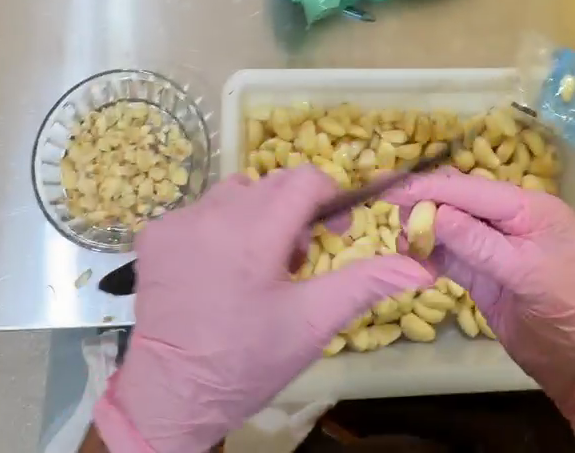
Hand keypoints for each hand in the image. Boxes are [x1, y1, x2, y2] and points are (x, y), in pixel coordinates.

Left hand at [94, 167, 435, 452]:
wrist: (172, 396)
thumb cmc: (248, 361)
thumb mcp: (311, 325)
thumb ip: (364, 284)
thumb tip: (420, 267)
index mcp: (255, 234)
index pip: (305, 179)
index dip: (329, 197)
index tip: (335, 230)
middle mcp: (213, 215)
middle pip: (272, 184)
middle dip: (293, 212)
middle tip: (293, 261)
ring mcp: (178, 220)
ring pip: (236, 191)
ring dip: (254, 215)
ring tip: (254, 265)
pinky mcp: (155, 231)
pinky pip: (199, 209)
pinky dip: (216, 227)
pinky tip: (215, 268)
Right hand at [388, 170, 574, 437]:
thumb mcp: (529, 276)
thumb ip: (479, 243)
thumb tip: (432, 212)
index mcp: (530, 208)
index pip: (472, 188)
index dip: (432, 188)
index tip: (392, 188)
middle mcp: (510, 220)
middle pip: (457, 201)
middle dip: (423, 203)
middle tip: (386, 208)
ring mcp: (496, 248)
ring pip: (449, 228)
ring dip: (423, 230)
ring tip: (399, 239)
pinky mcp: (485, 275)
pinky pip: (451, 256)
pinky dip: (429, 254)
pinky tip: (410, 256)